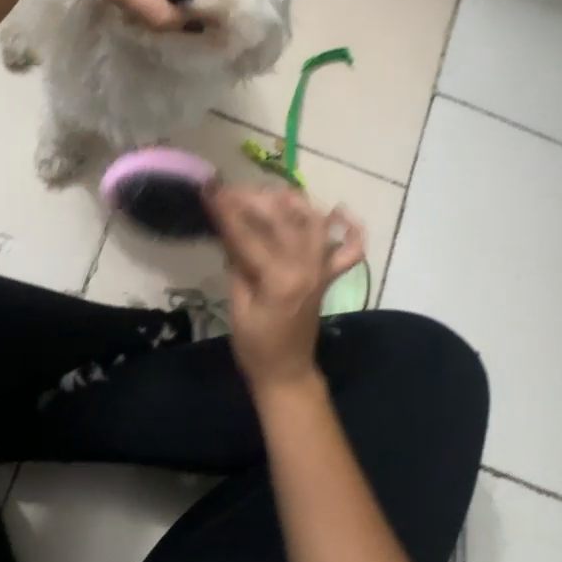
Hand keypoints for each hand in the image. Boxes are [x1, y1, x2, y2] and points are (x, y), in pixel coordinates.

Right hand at [207, 186, 365, 389]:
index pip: (248, 235)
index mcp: (279, 279)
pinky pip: (351, 249)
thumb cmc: (255, 345)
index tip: (210, 189)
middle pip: (281, 219)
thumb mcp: (237, 306)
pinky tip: (338, 211)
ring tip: (268, 194)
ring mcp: (321, 270)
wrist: (286, 372)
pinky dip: (351, 229)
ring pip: (314, 222)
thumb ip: (238, 266)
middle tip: (230, 190)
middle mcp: (306, 268)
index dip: (226, 211)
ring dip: (293, 203)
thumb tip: (229, 232)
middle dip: (254, 199)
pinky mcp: (329, 276)